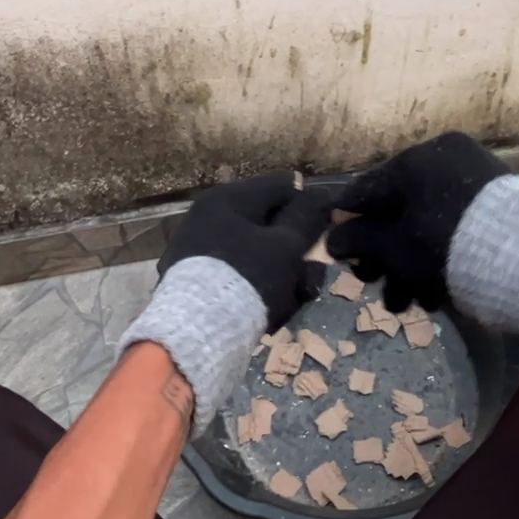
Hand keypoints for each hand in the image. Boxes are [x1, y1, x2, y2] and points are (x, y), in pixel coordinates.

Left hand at [158, 171, 333, 329]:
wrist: (198, 332)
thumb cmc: (247, 278)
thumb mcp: (286, 246)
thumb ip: (306, 218)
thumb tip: (320, 193)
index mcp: (226, 199)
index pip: (280, 186)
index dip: (308, 206)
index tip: (326, 231)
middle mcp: (206, 218)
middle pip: (266, 226)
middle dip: (294, 253)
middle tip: (309, 279)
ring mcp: (195, 252)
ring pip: (254, 256)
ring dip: (280, 276)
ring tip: (293, 302)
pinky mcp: (192, 283)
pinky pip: (236, 277)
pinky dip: (256, 290)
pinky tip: (270, 314)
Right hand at [325, 133, 508, 313]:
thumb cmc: (445, 248)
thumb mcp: (392, 247)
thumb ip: (356, 240)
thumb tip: (332, 239)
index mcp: (416, 159)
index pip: (365, 190)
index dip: (347, 224)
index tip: (339, 250)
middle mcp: (445, 161)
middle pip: (398, 211)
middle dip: (382, 255)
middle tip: (372, 281)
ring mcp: (476, 182)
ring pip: (426, 226)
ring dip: (408, 266)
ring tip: (404, 303)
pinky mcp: (500, 207)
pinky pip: (454, 230)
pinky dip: (438, 259)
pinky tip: (432, 295)